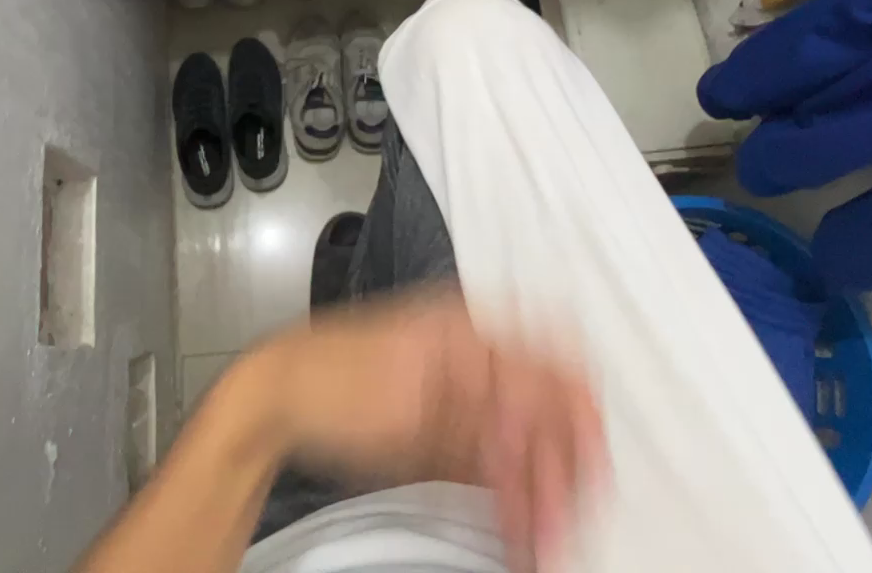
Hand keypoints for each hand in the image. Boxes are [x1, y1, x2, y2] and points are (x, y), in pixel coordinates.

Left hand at [238, 289, 606, 571]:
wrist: (278, 393)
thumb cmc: (334, 379)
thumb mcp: (412, 408)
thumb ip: (484, 423)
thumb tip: (538, 437)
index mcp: (470, 328)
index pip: (553, 365)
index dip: (580, 420)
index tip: (593, 472)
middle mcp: (472, 352)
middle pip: (541, 411)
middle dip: (558, 471)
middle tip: (562, 526)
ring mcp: (459, 387)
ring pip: (519, 441)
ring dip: (535, 492)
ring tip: (539, 542)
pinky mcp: (444, 421)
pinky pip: (490, 455)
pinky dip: (505, 492)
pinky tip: (513, 527)